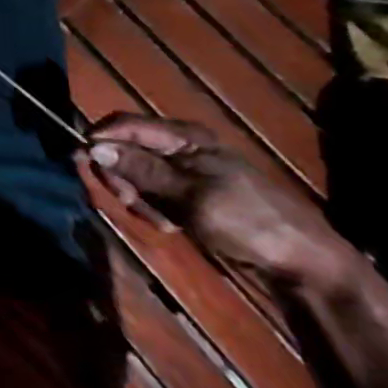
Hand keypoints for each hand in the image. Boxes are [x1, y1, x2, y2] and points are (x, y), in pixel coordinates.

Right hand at [79, 116, 360, 291]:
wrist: (304, 263)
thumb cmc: (250, 221)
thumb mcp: (192, 195)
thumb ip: (142, 170)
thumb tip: (93, 148)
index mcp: (185, 137)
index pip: (125, 123)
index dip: (100, 139)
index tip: (82, 164)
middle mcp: (180, 148)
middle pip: (125, 148)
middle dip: (120, 175)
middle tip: (129, 203)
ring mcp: (184, 172)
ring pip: (134, 173)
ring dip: (136, 196)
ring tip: (159, 221)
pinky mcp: (187, 194)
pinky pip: (151, 193)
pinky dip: (151, 208)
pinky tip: (168, 225)